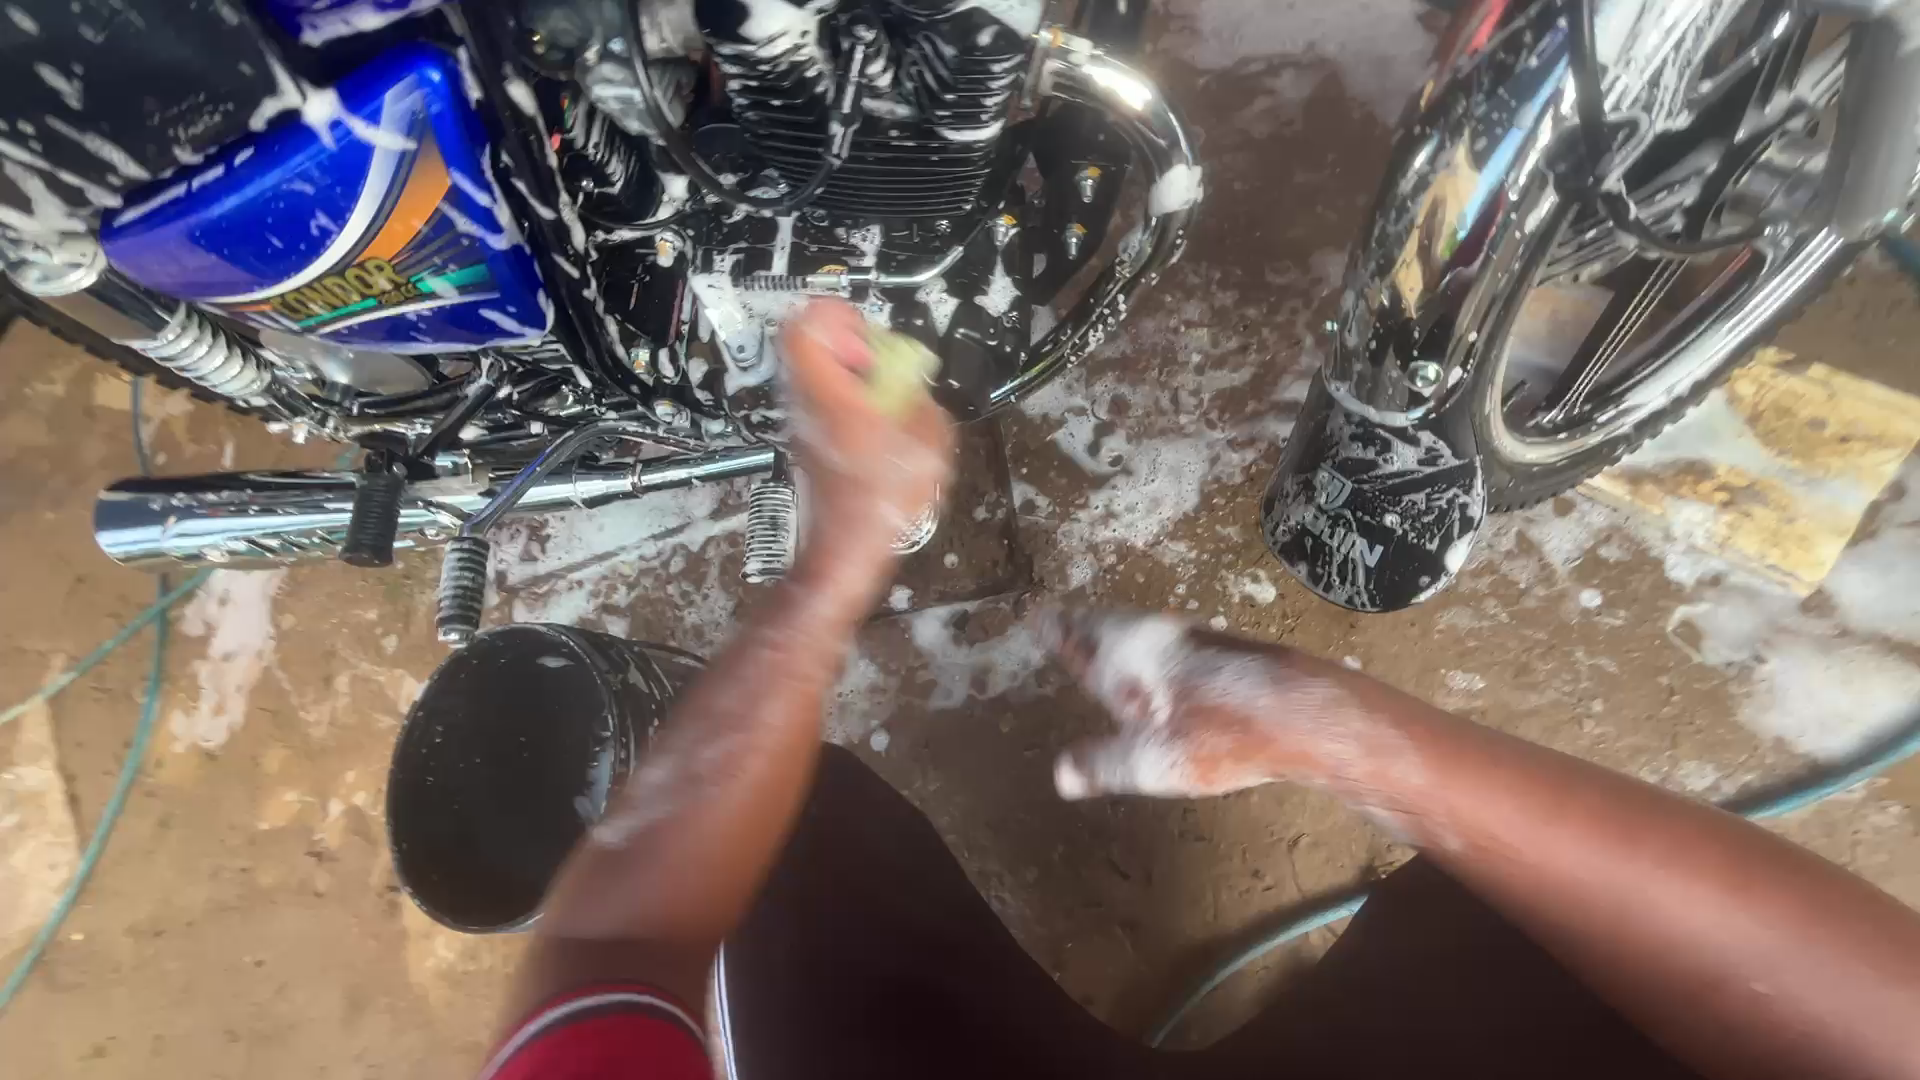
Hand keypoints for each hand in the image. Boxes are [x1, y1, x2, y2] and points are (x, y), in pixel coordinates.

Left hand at [781, 300, 954, 590]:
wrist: (847, 551)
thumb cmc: (882, 502)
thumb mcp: (928, 440)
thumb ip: (920, 396)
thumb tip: (911, 381)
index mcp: (829, 393)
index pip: (805, 324)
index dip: (838, 316)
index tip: (869, 339)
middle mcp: (805, 403)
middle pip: (809, 343)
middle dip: (850, 346)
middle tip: (880, 367)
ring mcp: (802, 423)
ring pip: (816, 372)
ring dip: (852, 376)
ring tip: (883, 401)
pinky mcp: (808, 442)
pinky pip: (824, 401)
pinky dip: (850, 402)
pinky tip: (878, 430)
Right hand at [1039, 609, 1402, 802]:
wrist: (1309, 713)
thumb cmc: (1221, 734)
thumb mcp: (1152, 761)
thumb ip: (1102, 765)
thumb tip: (1060, 774)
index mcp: (1130, 652)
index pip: (1080, 635)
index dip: (1057, 629)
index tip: (1037, 614)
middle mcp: (1158, 634)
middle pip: (1109, 624)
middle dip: (1085, 626)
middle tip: (1064, 623)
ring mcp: (1194, 638)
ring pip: (1142, 632)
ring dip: (1117, 635)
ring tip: (1104, 642)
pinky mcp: (1224, 652)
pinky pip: (1169, 643)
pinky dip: (1149, 651)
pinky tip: (1161, 669)